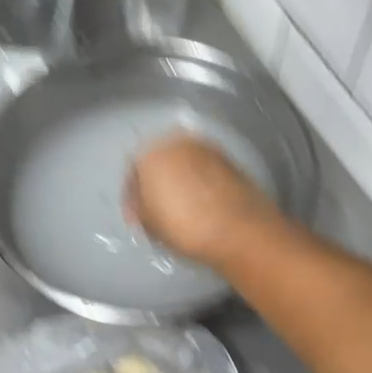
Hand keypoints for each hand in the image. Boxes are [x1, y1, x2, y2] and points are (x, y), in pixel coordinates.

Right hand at [127, 136, 282, 264]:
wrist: (240, 230)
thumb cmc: (185, 228)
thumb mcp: (149, 225)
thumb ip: (137, 209)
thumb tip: (138, 204)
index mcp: (151, 154)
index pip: (132, 171)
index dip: (132, 194)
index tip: (136, 212)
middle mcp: (177, 142)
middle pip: (160, 161)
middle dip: (157, 181)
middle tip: (158, 206)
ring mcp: (207, 148)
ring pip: (184, 163)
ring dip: (180, 179)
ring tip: (182, 205)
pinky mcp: (230, 159)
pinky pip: (205, 169)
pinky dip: (200, 181)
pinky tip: (202, 201)